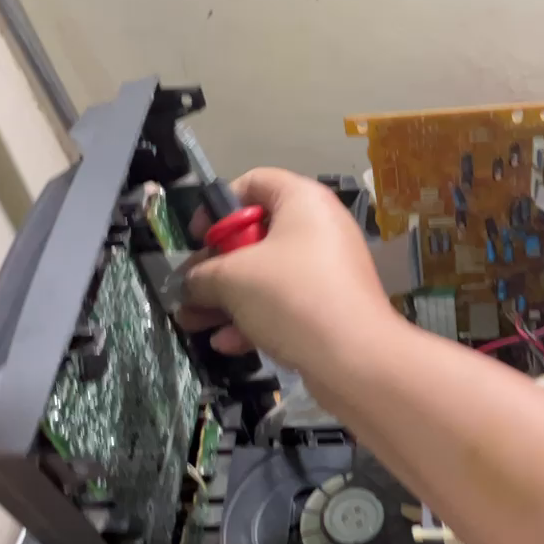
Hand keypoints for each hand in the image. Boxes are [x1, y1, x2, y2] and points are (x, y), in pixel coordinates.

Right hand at [178, 167, 398, 373]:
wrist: (356, 360)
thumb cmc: (292, 298)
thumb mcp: (232, 279)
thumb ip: (202, 276)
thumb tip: (190, 286)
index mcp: (303, 202)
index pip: (254, 183)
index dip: (218, 207)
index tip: (197, 237)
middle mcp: (320, 230)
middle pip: (256, 237)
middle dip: (215, 268)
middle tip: (188, 290)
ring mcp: (328, 273)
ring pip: (266, 278)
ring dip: (227, 301)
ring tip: (192, 322)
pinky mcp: (330, 310)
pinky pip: (285, 307)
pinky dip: (255, 321)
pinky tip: (227, 344)